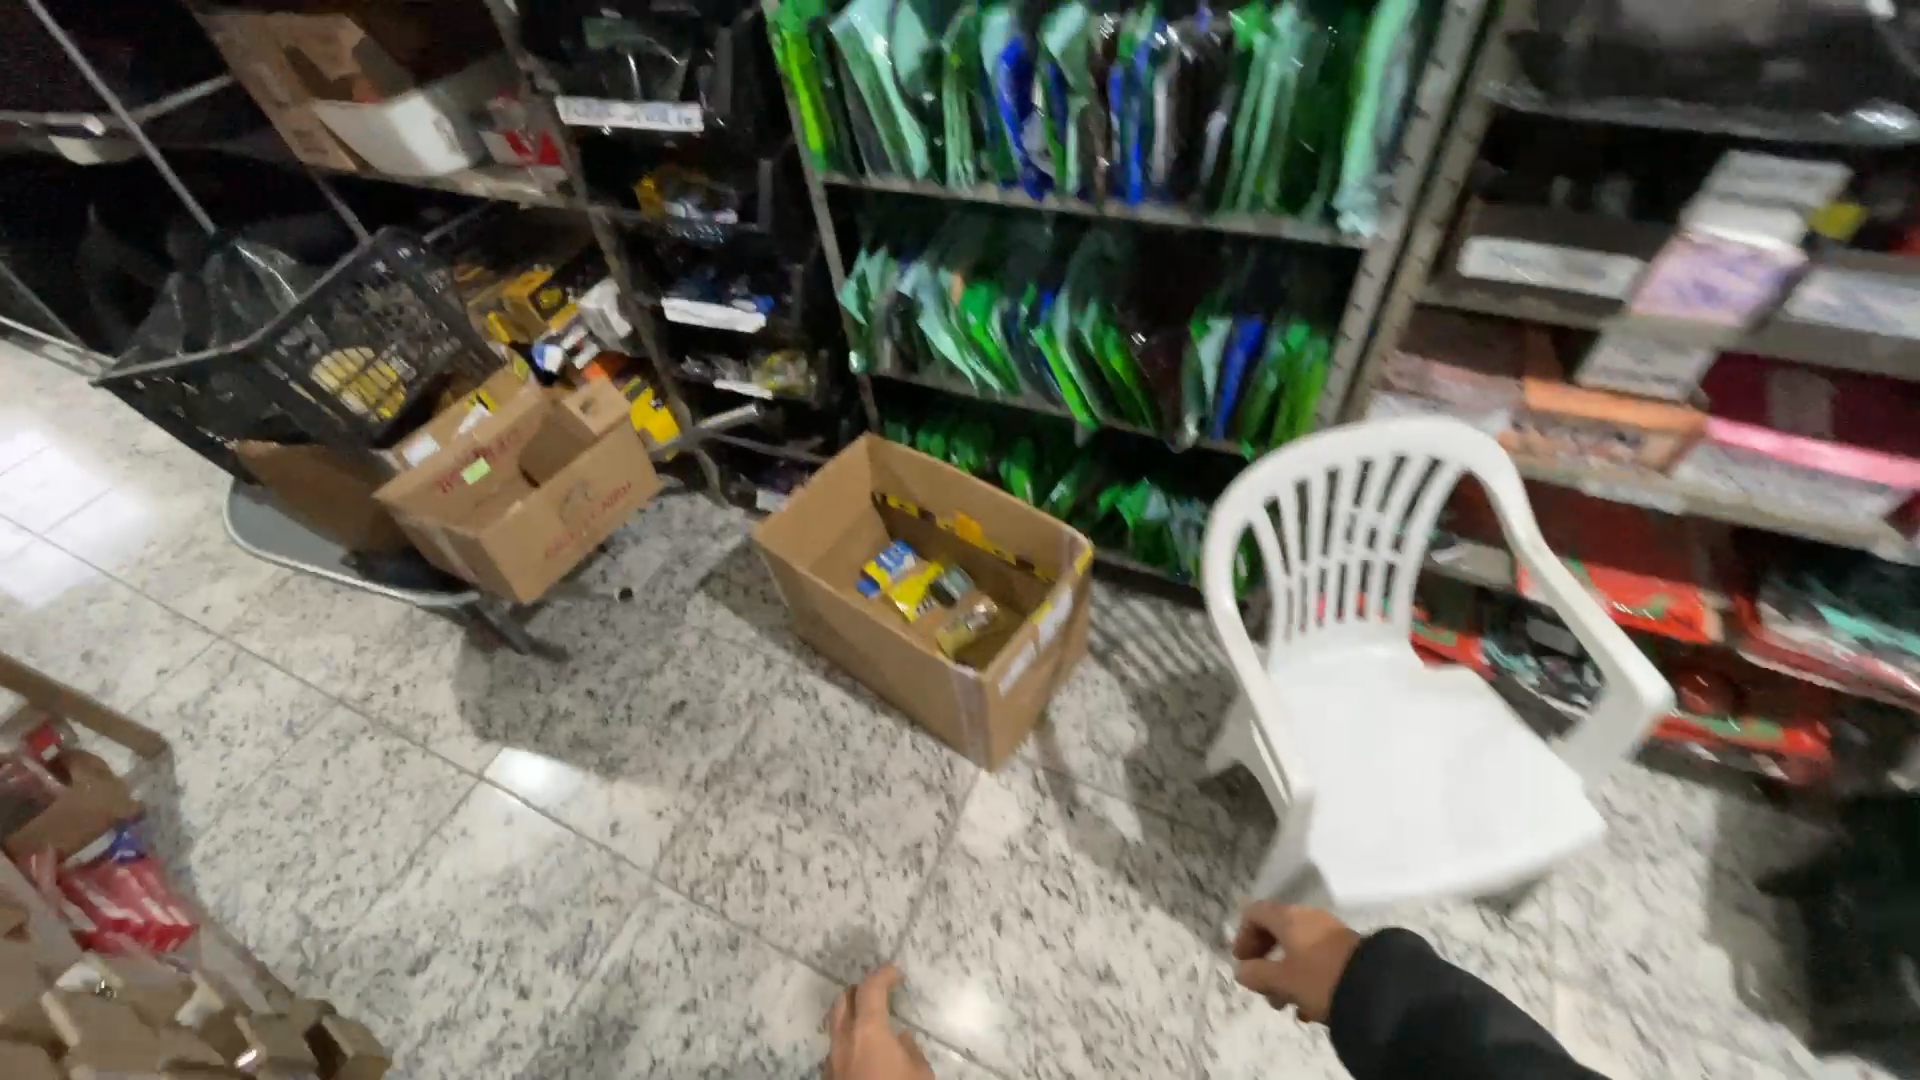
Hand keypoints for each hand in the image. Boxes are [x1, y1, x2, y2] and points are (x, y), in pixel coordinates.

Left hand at [827, 965, 934, 1079]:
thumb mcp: (920, 1074)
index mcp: (868, 1031)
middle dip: (860, 990)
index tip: (897, 972)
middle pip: (844, 1000)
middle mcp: (844, 1040)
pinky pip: (835, 1051)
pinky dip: (848, 1044)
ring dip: (851, 1017)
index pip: (870, 988)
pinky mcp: (826, 1078)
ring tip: (869, 1023)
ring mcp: (831, 1060)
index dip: (883, 974)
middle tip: (878, 993)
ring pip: (835, 1026)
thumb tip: (902, 1038)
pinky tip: (862, 1054)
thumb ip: (911, 1050)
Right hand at [1231, 901, 1362, 1024]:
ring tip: (1286, 1004)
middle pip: (1276, 931)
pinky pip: (1317, 958)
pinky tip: (1309, 1008)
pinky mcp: (1348, 950)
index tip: (1242, 962)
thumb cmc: (1320, 978)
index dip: (1243, 935)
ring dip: (1286, 974)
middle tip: (1262, 986)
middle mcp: (1307, 917)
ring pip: (1297, 948)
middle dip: (1265, 960)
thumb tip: (1242, 971)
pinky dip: (1306, 977)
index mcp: (1287, 916)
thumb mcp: (1283, 980)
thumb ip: (1257, 974)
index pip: (1254, 912)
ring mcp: (1330, 932)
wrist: (1379, 990)